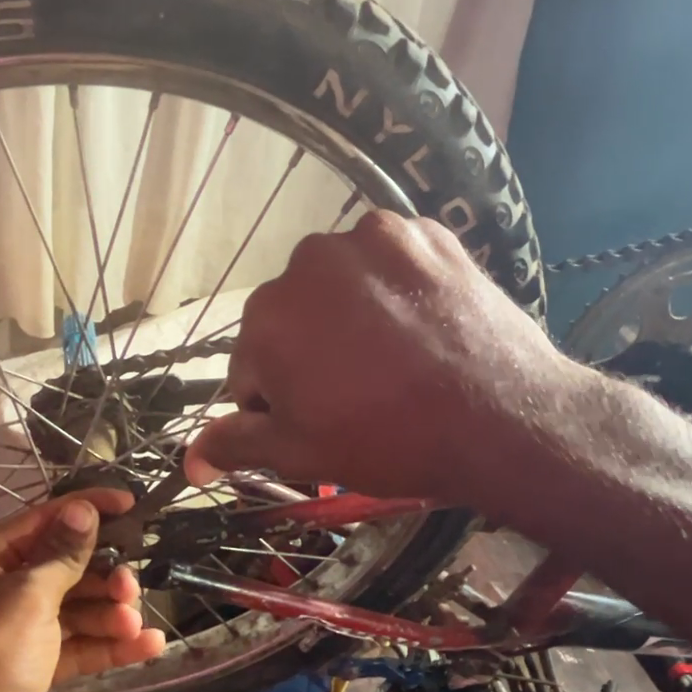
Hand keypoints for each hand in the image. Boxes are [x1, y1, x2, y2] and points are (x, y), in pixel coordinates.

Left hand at [0, 489, 166, 691]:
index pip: (42, 520)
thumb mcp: (27, 599)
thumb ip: (61, 554)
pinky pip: (76, 646)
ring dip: (108, 613)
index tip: (131, 504)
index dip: (86, 510)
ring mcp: (14, 632)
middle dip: (102, 575)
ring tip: (134, 625)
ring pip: (73, 609)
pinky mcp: (31, 669)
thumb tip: (82, 510)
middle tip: (132, 587)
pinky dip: (107, 645)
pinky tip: (147, 647)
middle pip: (62, 567)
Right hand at [185, 210, 591, 503]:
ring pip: (340, 286)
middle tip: (360, 396)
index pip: (251, 368)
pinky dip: (394, 290)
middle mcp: (308, 260)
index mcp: (267, 318)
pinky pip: (389, 262)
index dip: (278, 404)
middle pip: (293, 318)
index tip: (319, 422)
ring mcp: (373, 236)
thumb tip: (186, 460)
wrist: (504, 418)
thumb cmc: (389, 441)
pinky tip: (421, 326)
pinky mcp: (426, 231)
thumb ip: (235, 444)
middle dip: (311, 355)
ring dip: (350, 317)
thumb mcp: (301, 454)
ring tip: (395, 361)